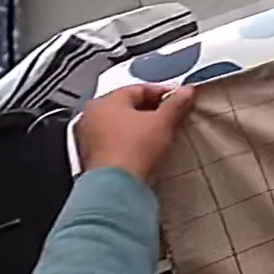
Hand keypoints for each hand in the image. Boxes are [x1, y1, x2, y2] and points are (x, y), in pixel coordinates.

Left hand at [76, 83, 197, 181]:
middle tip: (170, 116)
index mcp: (106, 101)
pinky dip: (129, 141)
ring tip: (158, 134)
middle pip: (128, 106)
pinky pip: (114, 141)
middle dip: (150, 110)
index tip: (178, 98)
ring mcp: (88, 136)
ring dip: (138, 126)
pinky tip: (143, 149)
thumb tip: (185, 92)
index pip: (140, 89)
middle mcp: (92, 116)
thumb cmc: (132, 150)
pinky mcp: (91, 156)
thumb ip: (176, 103)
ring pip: (120, 124)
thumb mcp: (164, 121)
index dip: (163, 92)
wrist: (117, 185)